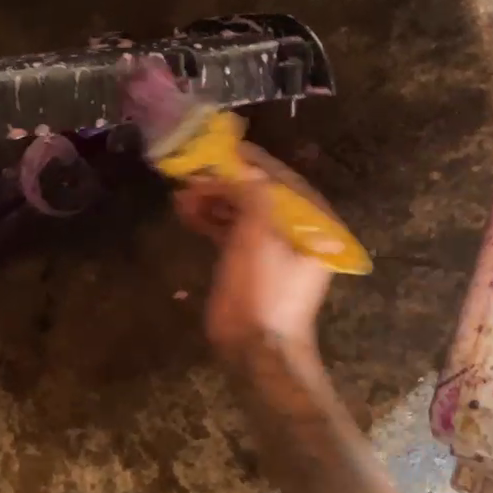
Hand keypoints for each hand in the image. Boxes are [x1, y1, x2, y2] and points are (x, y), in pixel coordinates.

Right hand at [174, 163, 333, 357]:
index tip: (218, 148)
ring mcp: (270, 247)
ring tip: (182, 194)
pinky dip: (209, 220)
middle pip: (257, 192)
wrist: (257, 345)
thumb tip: (237, 165)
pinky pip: (229, 231)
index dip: (248, 161)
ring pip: (240, 211)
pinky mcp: (247, 262)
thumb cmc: (264, 288)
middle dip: (223, 182)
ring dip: (212, 199)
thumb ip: (252, 192)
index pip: (279, 177)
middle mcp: (295, 228)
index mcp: (311, 220)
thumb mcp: (259, 233)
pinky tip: (185, 212)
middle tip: (192, 173)